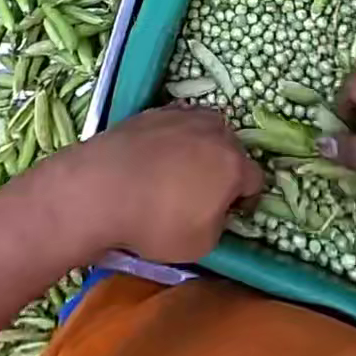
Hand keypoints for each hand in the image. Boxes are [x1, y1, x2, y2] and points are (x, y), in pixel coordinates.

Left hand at [48, 106, 263, 262]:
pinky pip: (176, 124)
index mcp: (233, 163)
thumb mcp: (201, 243)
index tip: (229, 214)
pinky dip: (173, 138)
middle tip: (204, 192)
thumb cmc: (156, 221)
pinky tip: (155, 157)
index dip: (245, 200)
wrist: (100, 187)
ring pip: (205, 129)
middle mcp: (214, 131)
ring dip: (201, 147)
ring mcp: (182, 115)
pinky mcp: (154, 111)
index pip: (256, 179)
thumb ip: (220, 222)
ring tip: (179, 171)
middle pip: (232, 148)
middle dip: (225, 168)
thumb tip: (216, 208)